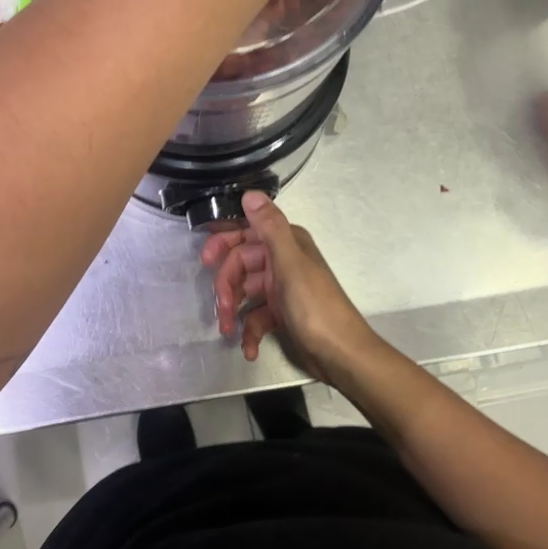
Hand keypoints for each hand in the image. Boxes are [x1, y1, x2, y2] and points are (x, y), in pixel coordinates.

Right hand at [200, 191, 379, 381]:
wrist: (342, 356)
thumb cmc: (316, 307)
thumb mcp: (290, 265)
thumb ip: (270, 228)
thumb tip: (250, 192)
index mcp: (287, 244)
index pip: (245, 233)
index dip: (223, 244)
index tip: (205, 261)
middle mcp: (283, 261)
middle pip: (240, 265)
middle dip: (226, 286)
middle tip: (221, 309)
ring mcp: (281, 289)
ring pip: (244, 292)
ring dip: (233, 312)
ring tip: (228, 332)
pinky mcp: (280, 314)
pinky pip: (255, 317)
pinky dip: (249, 333)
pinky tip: (249, 349)